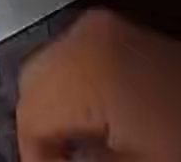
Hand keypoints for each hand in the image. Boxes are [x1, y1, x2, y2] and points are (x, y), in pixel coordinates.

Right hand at [17, 10, 180, 161]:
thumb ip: (83, 160)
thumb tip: (52, 157)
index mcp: (94, 61)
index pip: (31, 112)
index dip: (38, 161)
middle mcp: (99, 31)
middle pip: (38, 83)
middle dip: (47, 137)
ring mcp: (125, 32)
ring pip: (61, 73)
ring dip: (65, 121)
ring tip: (92, 159)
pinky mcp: (149, 46)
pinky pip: (91, 67)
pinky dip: (88, 106)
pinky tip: (117, 144)